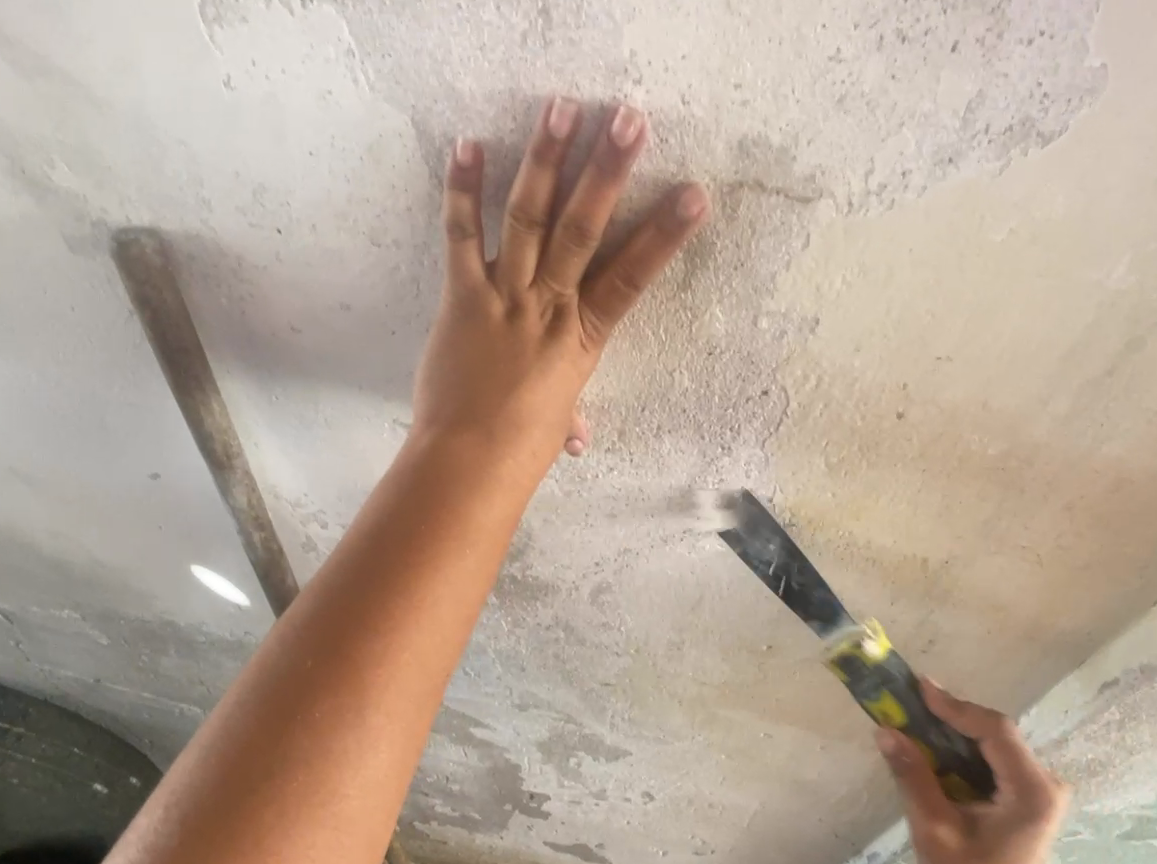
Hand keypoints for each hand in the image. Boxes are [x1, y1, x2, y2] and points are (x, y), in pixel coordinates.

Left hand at [412, 97, 709, 464]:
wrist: (470, 461)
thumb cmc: (520, 450)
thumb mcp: (555, 425)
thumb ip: (568, 416)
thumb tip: (578, 438)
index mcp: (582, 338)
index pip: (632, 278)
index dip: (664, 235)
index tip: (694, 195)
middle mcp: (550, 308)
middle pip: (584, 230)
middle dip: (607, 172)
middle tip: (628, 119)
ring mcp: (506, 299)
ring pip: (529, 219)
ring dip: (545, 161)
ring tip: (561, 108)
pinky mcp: (462, 298)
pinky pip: (461, 237)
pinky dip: (463, 192)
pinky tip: (469, 144)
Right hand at [874, 679, 1069, 863]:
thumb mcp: (934, 828)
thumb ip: (913, 776)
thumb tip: (885, 731)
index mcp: (1032, 790)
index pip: (995, 730)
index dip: (956, 706)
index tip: (919, 689)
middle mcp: (1045, 782)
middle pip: (997, 731)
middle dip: (952, 715)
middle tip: (911, 700)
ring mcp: (1041, 788)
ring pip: (995, 741)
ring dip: (956, 730)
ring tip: (917, 717)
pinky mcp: (1030, 794)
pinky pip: (996, 757)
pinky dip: (964, 747)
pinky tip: (937, 745)